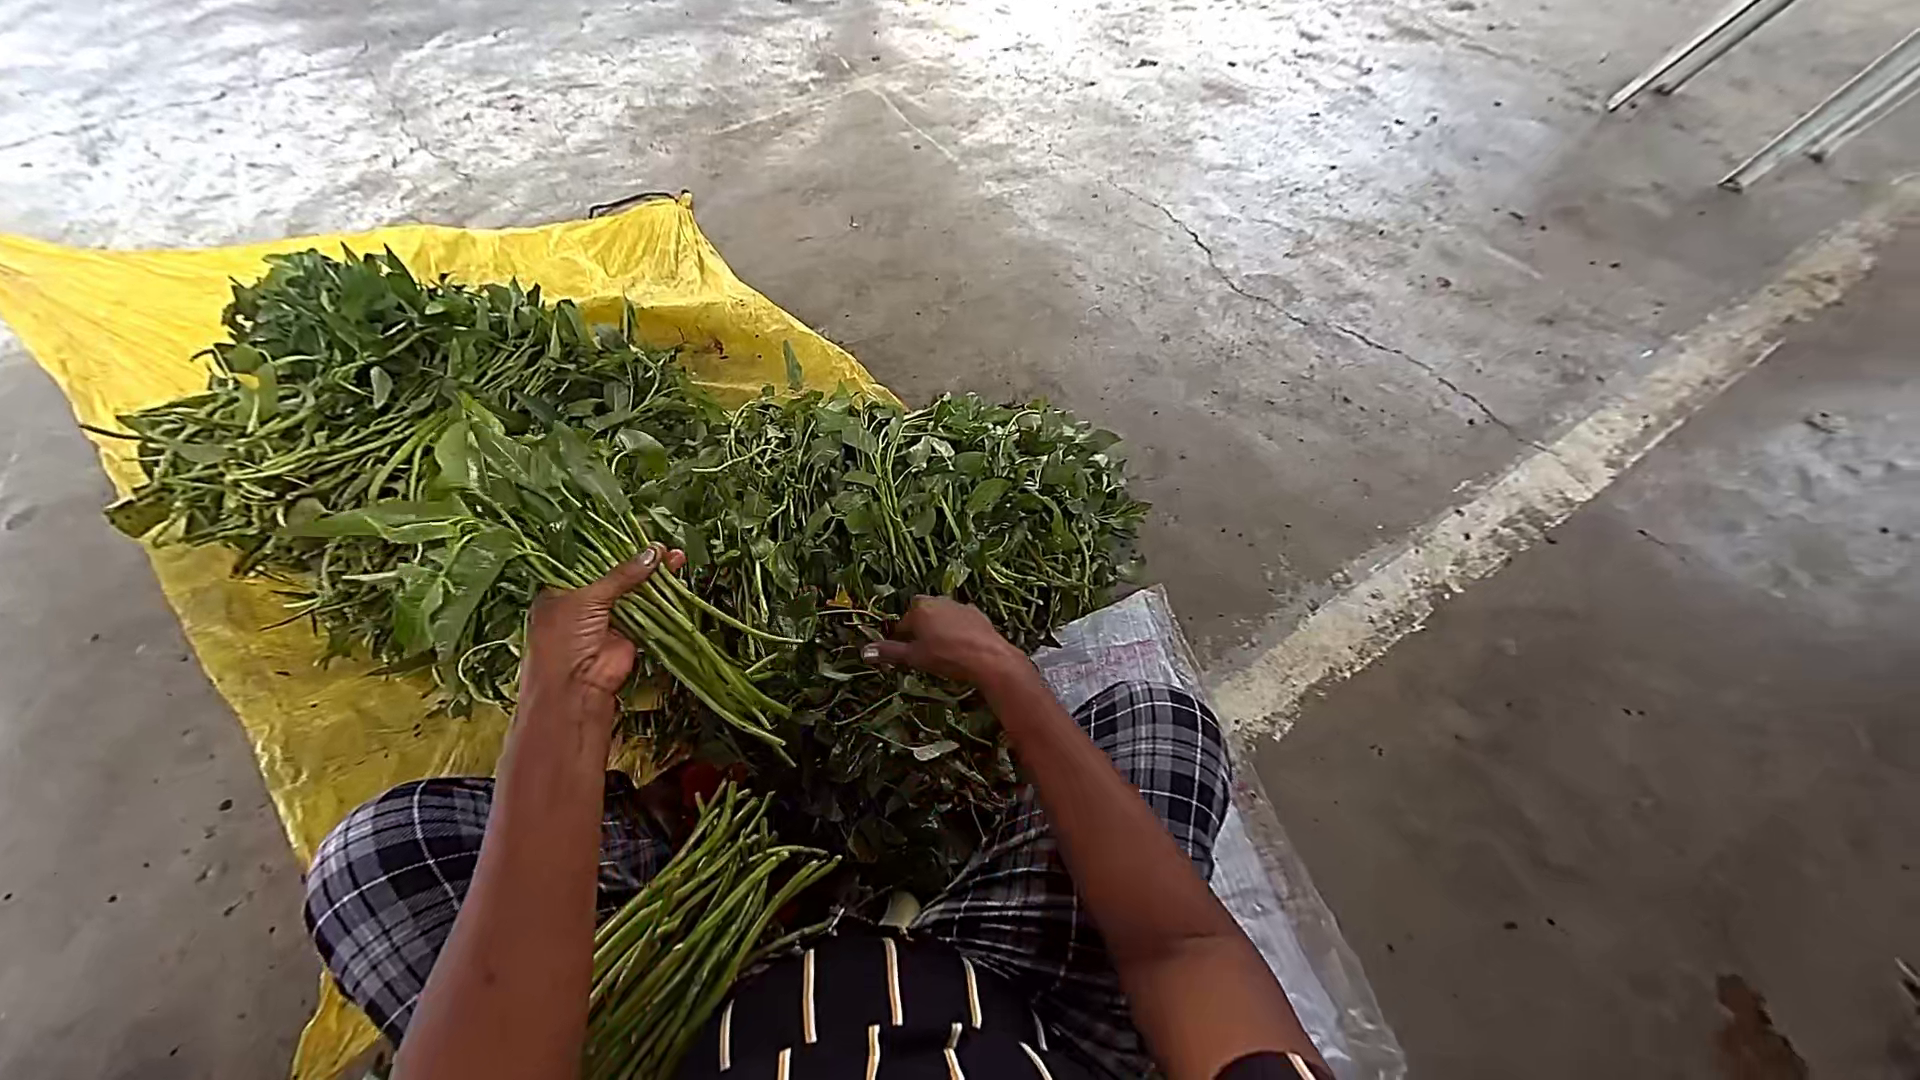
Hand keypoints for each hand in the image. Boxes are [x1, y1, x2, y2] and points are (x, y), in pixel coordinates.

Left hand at [521, 543, 684, 714]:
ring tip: (676, 556)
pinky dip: (664, 595)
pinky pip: (650, 608)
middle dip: (640, 560)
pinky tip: (676, 577)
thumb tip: (650, 552)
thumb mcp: (586, 599)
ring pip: (637, 590)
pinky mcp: (632, 630)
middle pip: (618, 575)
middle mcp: (585, 602)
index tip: (637, 534)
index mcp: (562, 590)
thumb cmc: (563, 640)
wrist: (576, 687)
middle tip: (663, 546)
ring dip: (656, 575)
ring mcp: (610, 616)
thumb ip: (620, 575)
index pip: (591, 562)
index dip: (614, 548)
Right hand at [861, 595, 1032, 687]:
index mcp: (919, 608)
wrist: (987, 657)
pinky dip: (957, 630)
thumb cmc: (945, 656)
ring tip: (943, 652)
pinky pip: (960, 621)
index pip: (902, 625)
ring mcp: (959, 605)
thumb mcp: (914, 657)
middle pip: (921, 616)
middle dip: (920, 631)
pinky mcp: (976, 613)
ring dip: (939, 629)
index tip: (906, 657)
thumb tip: (864, 652)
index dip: (901, 642)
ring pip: (941, 617)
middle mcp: (938, 600)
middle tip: (924, 653)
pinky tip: (961, 647)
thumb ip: (889, 652)